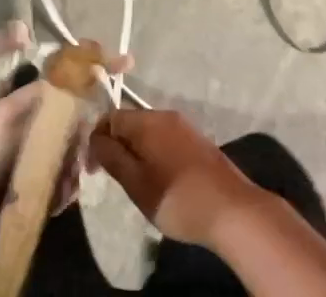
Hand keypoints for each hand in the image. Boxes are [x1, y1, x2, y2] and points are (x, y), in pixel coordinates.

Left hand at [0, 54, 132, 217]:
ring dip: (75, 167)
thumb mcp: (8, 112)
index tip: (125, 64)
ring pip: (78, 152)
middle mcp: (38, 126)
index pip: (70, 80)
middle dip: (88, 134)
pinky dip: (67, 189)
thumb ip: (44, 92)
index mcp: (30, 103)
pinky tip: (57, 198)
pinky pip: (68, 182)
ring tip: (62, 183)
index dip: (96, 69)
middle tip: (84, 156)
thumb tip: (80, 75)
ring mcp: (41, 159)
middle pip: (80, 119)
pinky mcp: (41, 190)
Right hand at [88, 109, 265, 246]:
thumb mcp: (136, 183)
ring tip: (135, 184)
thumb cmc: (176, 198)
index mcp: (149, 121)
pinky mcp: (199, 144)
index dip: (97, 140)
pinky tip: (159, 182)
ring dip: (136, 153)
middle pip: (131, 123)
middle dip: (117, 146)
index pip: (111, 117)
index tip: (93, 170)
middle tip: (114, 179)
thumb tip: (95, 138)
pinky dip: (155, 156)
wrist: (232, 210)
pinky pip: (166, 142)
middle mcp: (168, 116)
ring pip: (149, 134)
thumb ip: (111, 157)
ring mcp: (186, 129)